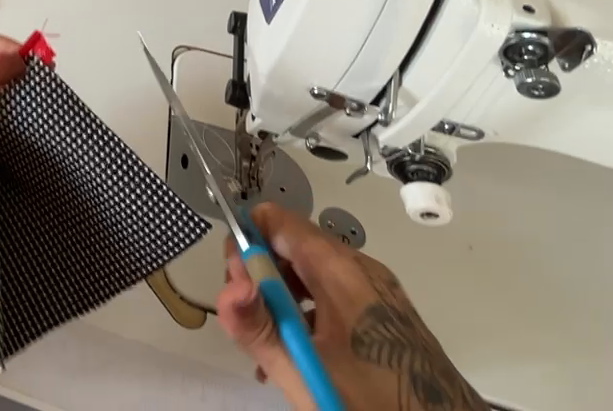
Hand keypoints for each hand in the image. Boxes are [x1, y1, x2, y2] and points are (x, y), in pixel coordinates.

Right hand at [218, 203, 489, 410]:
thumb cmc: (372, 401)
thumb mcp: (304, 369)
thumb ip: (257, 326)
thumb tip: (227, 288)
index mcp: (339, 268)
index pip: (275, 220)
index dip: (246, 241)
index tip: (236, 283)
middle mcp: (359, 267)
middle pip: (290, 245)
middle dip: (260, 275)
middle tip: (251, 320)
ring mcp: (376, 289)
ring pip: (309, 271)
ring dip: (281, 297)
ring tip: (272, 346)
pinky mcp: (386, 312)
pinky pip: (333, 293)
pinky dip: (308, 311)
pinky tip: (301, 352)